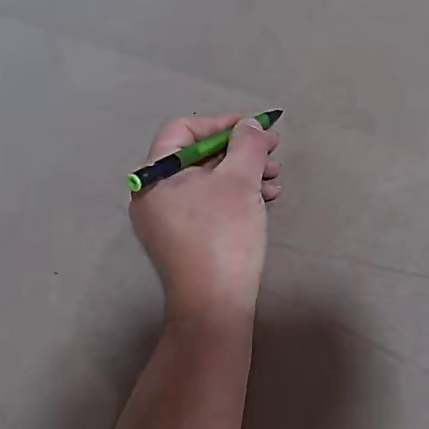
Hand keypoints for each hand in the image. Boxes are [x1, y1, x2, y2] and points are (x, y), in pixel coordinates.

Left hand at [129, 113, 280, 324]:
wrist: (214, 304)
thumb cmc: (223, 234)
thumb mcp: (240, 180)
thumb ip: (247, 143)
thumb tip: (250, 125)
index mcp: (154, 175)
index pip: (183, 130)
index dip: (221, 123)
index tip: (255, 128)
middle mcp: (153, 194)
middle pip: (197, 156)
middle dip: (239, 151)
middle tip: (273, 152)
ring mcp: (166, 220)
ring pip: (207, 182)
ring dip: (243, 173)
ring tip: (274, 179)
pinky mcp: (182, 240)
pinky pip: (207, 205)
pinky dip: (235, 197)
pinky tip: (266, 199)